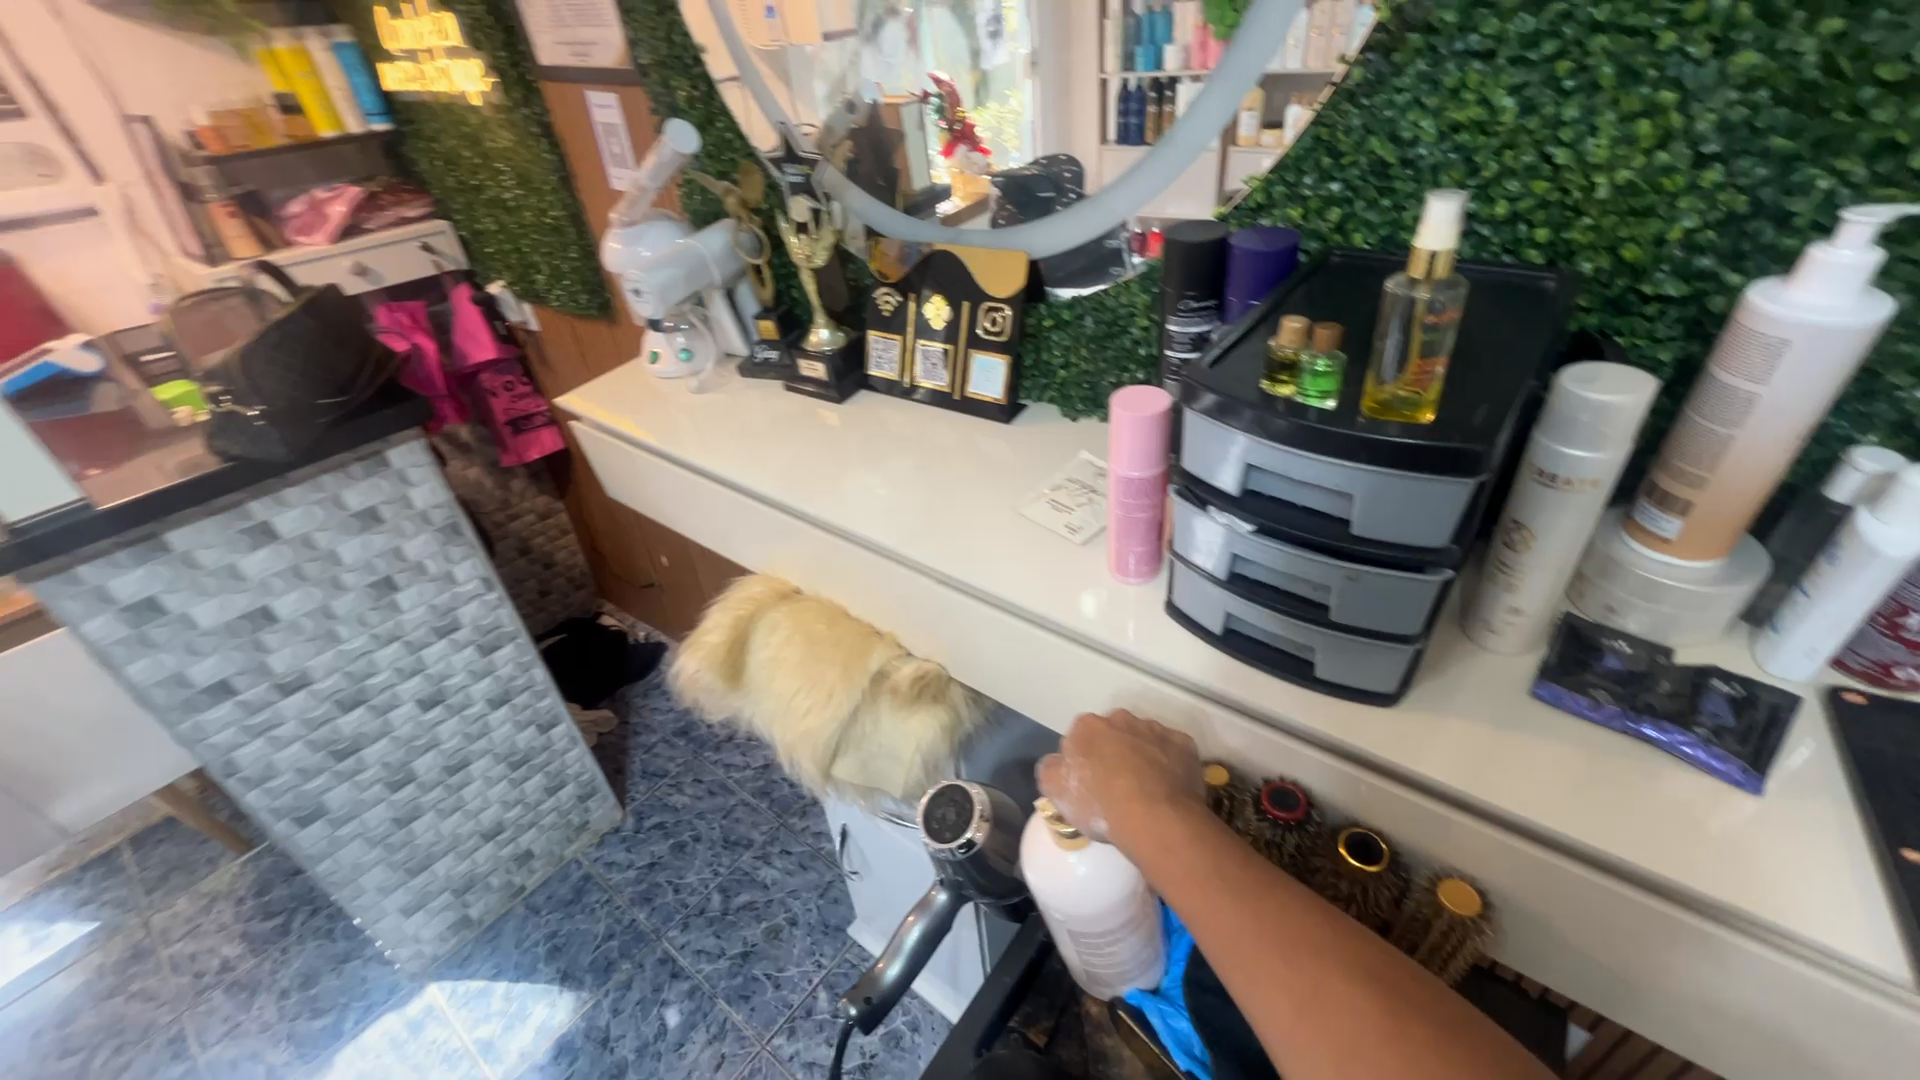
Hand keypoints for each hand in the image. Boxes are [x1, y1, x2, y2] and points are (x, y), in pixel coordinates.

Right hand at [1036, 709, 1206, 852]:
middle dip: (1113, 753)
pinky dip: (1169, 765)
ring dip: (1142, 757)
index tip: (1088, 784)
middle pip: (1112, 734)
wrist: (1156, 818)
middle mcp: (1121, 718)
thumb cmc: (1101, 805)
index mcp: (1087, 726)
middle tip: (1115, 787)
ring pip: (1144, 740)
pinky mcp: (1184, 744)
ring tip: (1144, 791)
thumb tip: (1058, 763)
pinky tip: (1167, 789)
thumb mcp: (1055, 791)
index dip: (1083, 761)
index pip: (1079, 738)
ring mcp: (1155, 729)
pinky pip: (1172, 752)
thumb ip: (1050, 769)